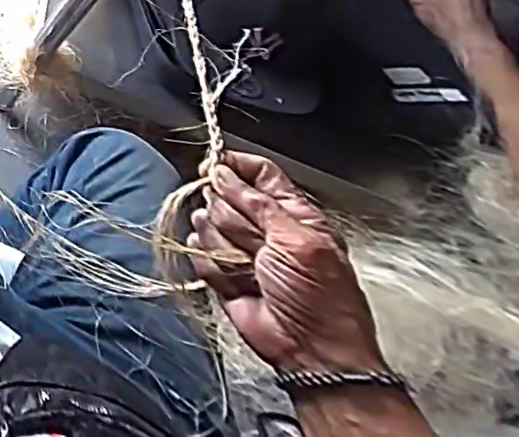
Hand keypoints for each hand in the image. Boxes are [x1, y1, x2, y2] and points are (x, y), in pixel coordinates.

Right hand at [188, 152, 383, 372]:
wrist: (310, 352)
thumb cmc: (321, 300)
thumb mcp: (301, 244)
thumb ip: (260, 204)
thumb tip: (221, 172)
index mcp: (290, 213)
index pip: (256, 171)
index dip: (232, 165)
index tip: (212, 168)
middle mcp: (262, 224)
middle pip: (222, 194)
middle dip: (234, 219)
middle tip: (258, 245)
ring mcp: (237, 245)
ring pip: (205, 221)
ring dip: (225, 246)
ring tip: (251, 270)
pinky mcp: (217, 265)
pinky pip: (197, 248)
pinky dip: (214, 265)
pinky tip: (236, 280)